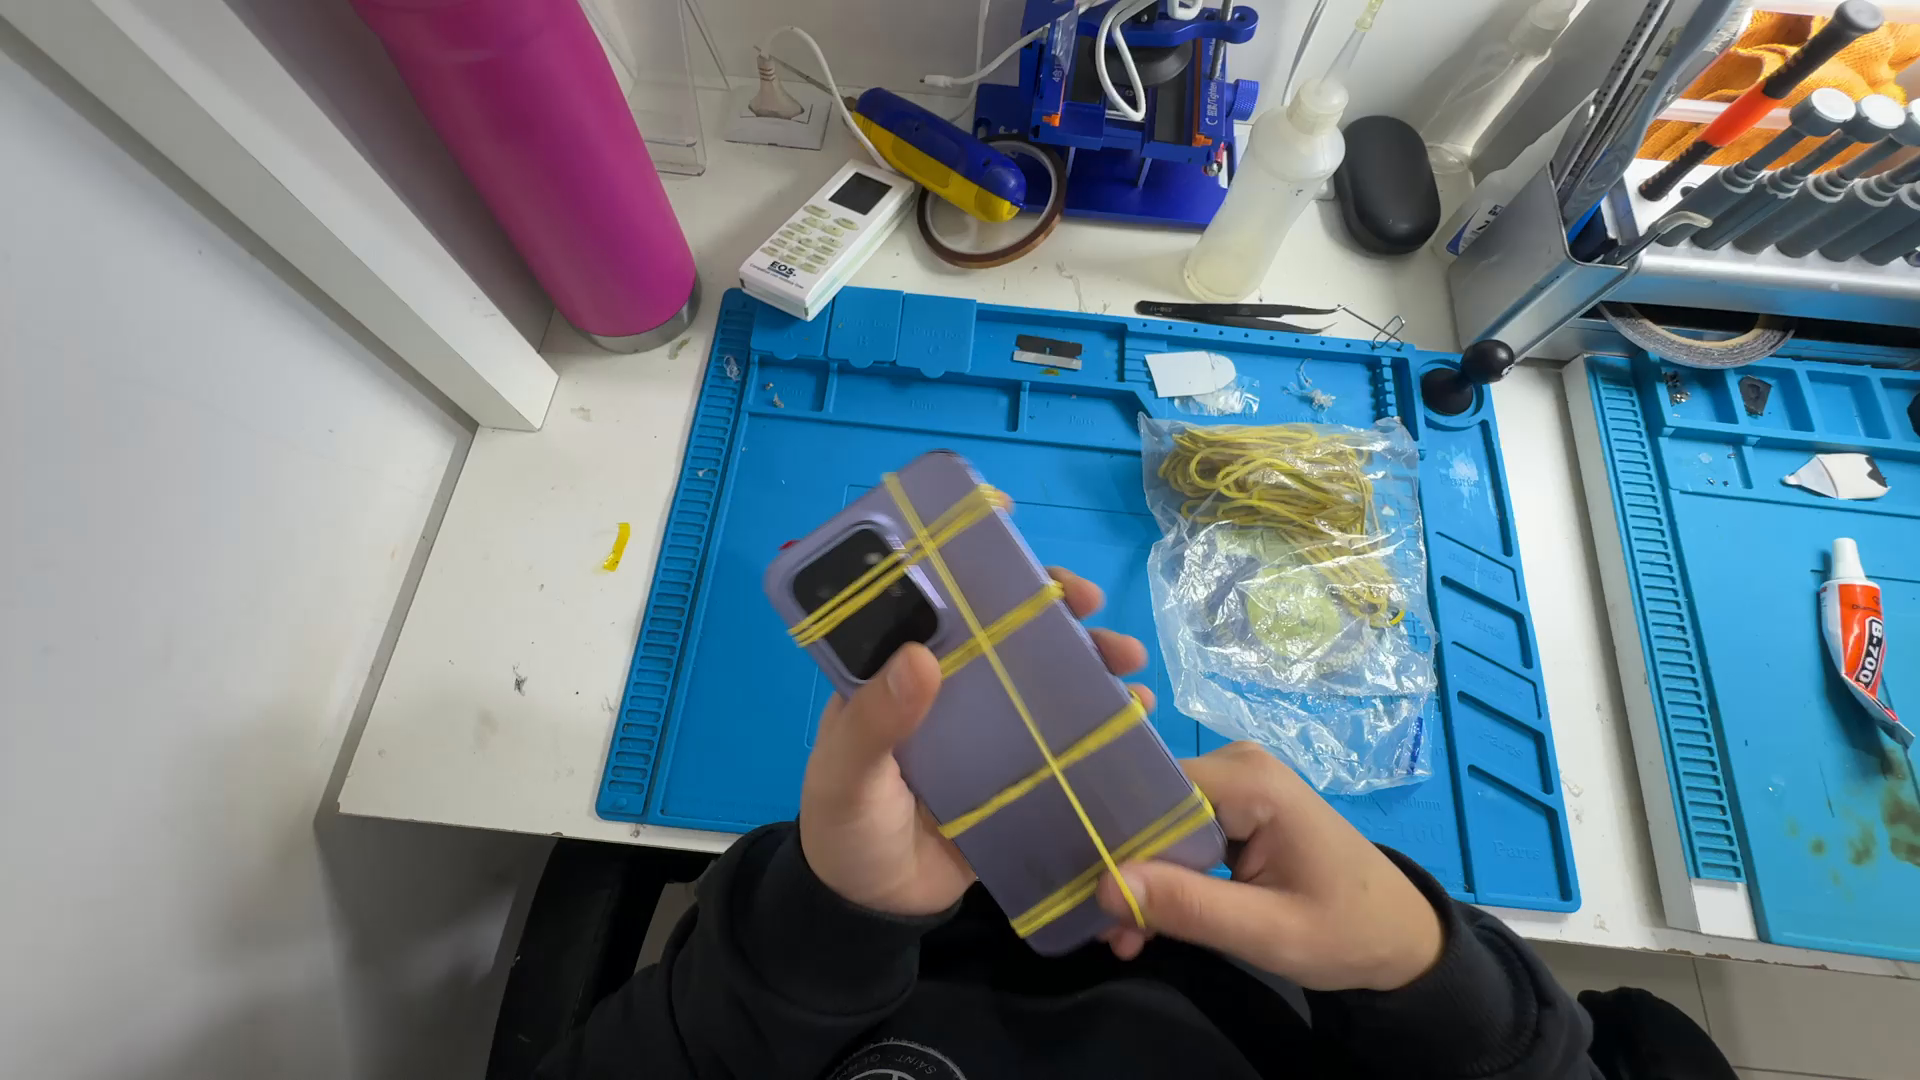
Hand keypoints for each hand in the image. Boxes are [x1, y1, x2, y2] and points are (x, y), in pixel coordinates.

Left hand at [800, 566, 1156, 916]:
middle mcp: (952, 686)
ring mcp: (990, 728)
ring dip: (1090, 659)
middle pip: (1007, 631)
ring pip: (1045, 677)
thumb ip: (872, 723)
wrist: (871, 908)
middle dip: (1053, 608)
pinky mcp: (1020, 770)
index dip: (976, 562)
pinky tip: (1133, 716)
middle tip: (1089, 602)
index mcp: (902, 668)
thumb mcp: (846, 772)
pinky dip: (1102, 721)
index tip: (1013, 534)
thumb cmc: (845, 825)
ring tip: (1127, 663)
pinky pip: (1065, 736)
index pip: (943, 598)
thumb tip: (920, 657)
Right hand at [1095, 741, 1443, 990]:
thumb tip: (1106, 885)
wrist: (1402, 937)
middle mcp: (1236, 762)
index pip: (1157, 789)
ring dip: (1143, 874)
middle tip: (1110, 928)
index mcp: (1250, 780)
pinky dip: (1165, 869)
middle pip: (1155, 804)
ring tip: (1127, 934)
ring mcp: (1235, 778)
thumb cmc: (1346, 932)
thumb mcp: (1269, 933)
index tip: (1096, 894)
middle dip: (1130, 866)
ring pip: (1161, 818)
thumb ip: (1190, 907)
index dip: (1122, 838)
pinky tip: (1152, 914)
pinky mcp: (1233, 799)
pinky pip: (1180, 826)